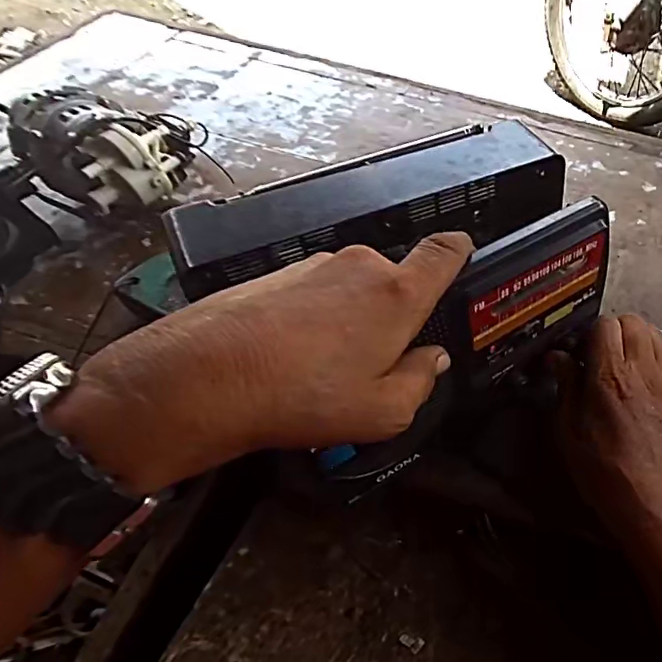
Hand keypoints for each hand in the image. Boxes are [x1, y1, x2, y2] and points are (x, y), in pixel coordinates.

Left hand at [50, 234, 473, 493]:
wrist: (200, 380)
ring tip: (328, 370)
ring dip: (353, 322)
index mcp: (396, 296)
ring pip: (354, 292)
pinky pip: (316, 295)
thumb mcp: (384, 411)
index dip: (458, 250)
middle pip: (396, 283)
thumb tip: (430, 362)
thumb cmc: (299, 394)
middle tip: (379, 363)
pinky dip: (317, 322)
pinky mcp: (277, 276)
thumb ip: (422, 382)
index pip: (443, 253)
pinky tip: (296, 360)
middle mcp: (359, 269)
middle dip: (395, 318)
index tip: (462, 253)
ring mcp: (314, 268)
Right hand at [551, 314, 661, 554]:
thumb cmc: (606, 475)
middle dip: (613, 330)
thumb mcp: (570, 434)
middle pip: (634, 322)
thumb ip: (566, 388)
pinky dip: (647, 366)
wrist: (654, 502)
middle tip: (596, 355)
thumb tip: (557, 359)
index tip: (577, 352)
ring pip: (654, 338)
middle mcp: (645, 373)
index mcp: (612, 378)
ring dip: (633, 343)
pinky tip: (634, 393)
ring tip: (615, 369)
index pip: (605, 324)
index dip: (588, 333)